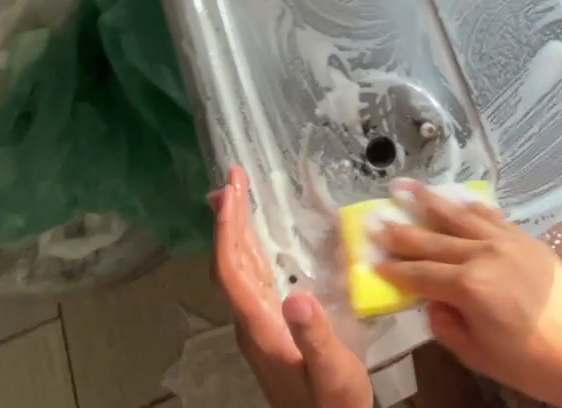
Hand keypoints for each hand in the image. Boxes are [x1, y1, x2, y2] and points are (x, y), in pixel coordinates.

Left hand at [211, 166, 372, 407]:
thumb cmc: (333, 407)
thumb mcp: (333, 373)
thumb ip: (314, 336)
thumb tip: (297, 294)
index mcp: (259, 327)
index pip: (232, 269)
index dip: (228, 229)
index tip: (231, 191)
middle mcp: (251, 322)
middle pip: (229, 262)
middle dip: (229, 218)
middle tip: (232, 177)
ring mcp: (259, 324)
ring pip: (238, 268)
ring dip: (235, 229)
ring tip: (235, 195)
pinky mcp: (271, 326)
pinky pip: (252, 276)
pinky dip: (250, 247)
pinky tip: (258, 237)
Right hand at [374, 180, 561, 404]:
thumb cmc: (529, 362)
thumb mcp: (477, 353)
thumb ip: (447, 324)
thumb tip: (431, 301)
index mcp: (469, 286)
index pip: (420, 275)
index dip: (393, 269)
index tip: (369, 258)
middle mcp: (484, 254)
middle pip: (433, 239)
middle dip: (400, 229)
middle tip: (373, 216)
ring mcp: (505, 239)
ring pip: (459, 215)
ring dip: (429, 200)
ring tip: (404, 186)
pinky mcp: (523, 236)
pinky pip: (489, 215)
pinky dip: (468, 205)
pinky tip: (454, 197)